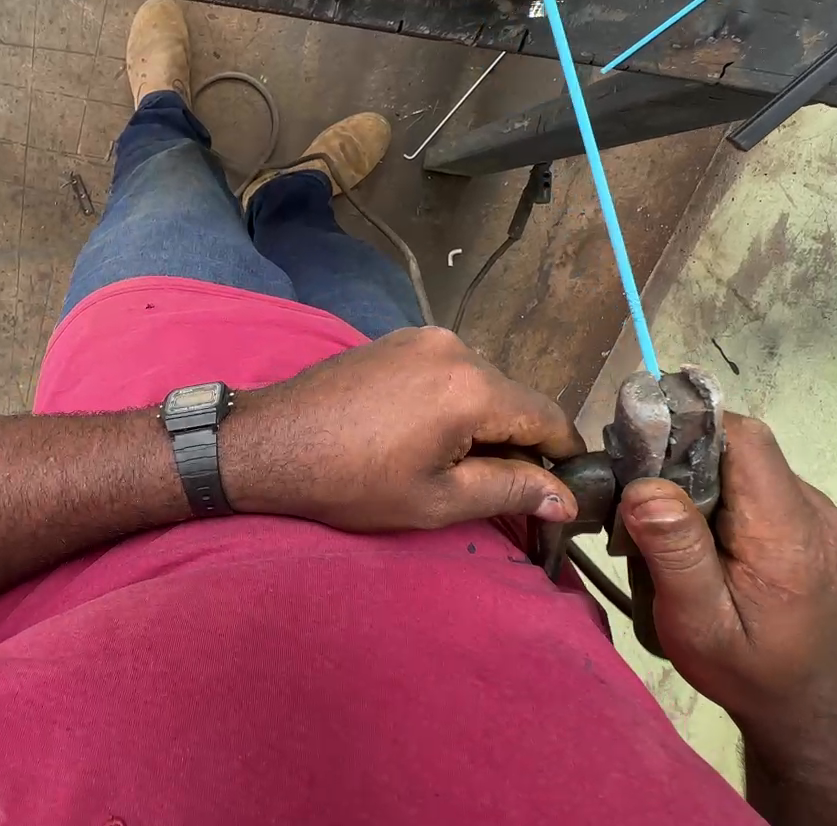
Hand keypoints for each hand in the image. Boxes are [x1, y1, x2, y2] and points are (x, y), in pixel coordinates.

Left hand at [223, 326, 582, 530]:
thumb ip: (510, 490)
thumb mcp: (437, 498)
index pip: (549, 417)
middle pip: (512, 397)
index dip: (563, 456)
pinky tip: (419, 431)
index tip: (561, 489)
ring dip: (479, 419)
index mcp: (472, 387)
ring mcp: (418, 337)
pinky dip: (449, 398)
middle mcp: (453, 347)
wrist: (271, 442)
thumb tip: (565, 496)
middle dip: (515, 440)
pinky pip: (444, 369)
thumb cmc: (352, 480)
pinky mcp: (392, 339)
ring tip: (447, 460)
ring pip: (478, 382)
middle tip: (494, 485)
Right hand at [617, 413, 836, 729]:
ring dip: (690, 475)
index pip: (744, 438)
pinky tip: (685, 528)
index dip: (687, 426)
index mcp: (789, 530)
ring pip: (738, 463)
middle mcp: (812, 510)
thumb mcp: (697, 620)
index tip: (636, 444)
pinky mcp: (802, 524)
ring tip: (652, 515)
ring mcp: (812, 516)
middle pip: (736, 447)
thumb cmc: (746, 668)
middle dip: (677, 454)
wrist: (804, 710)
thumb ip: (675, 551)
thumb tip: (645, 486)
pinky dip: (709, 492)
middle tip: (629, 489)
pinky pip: (747, 483)